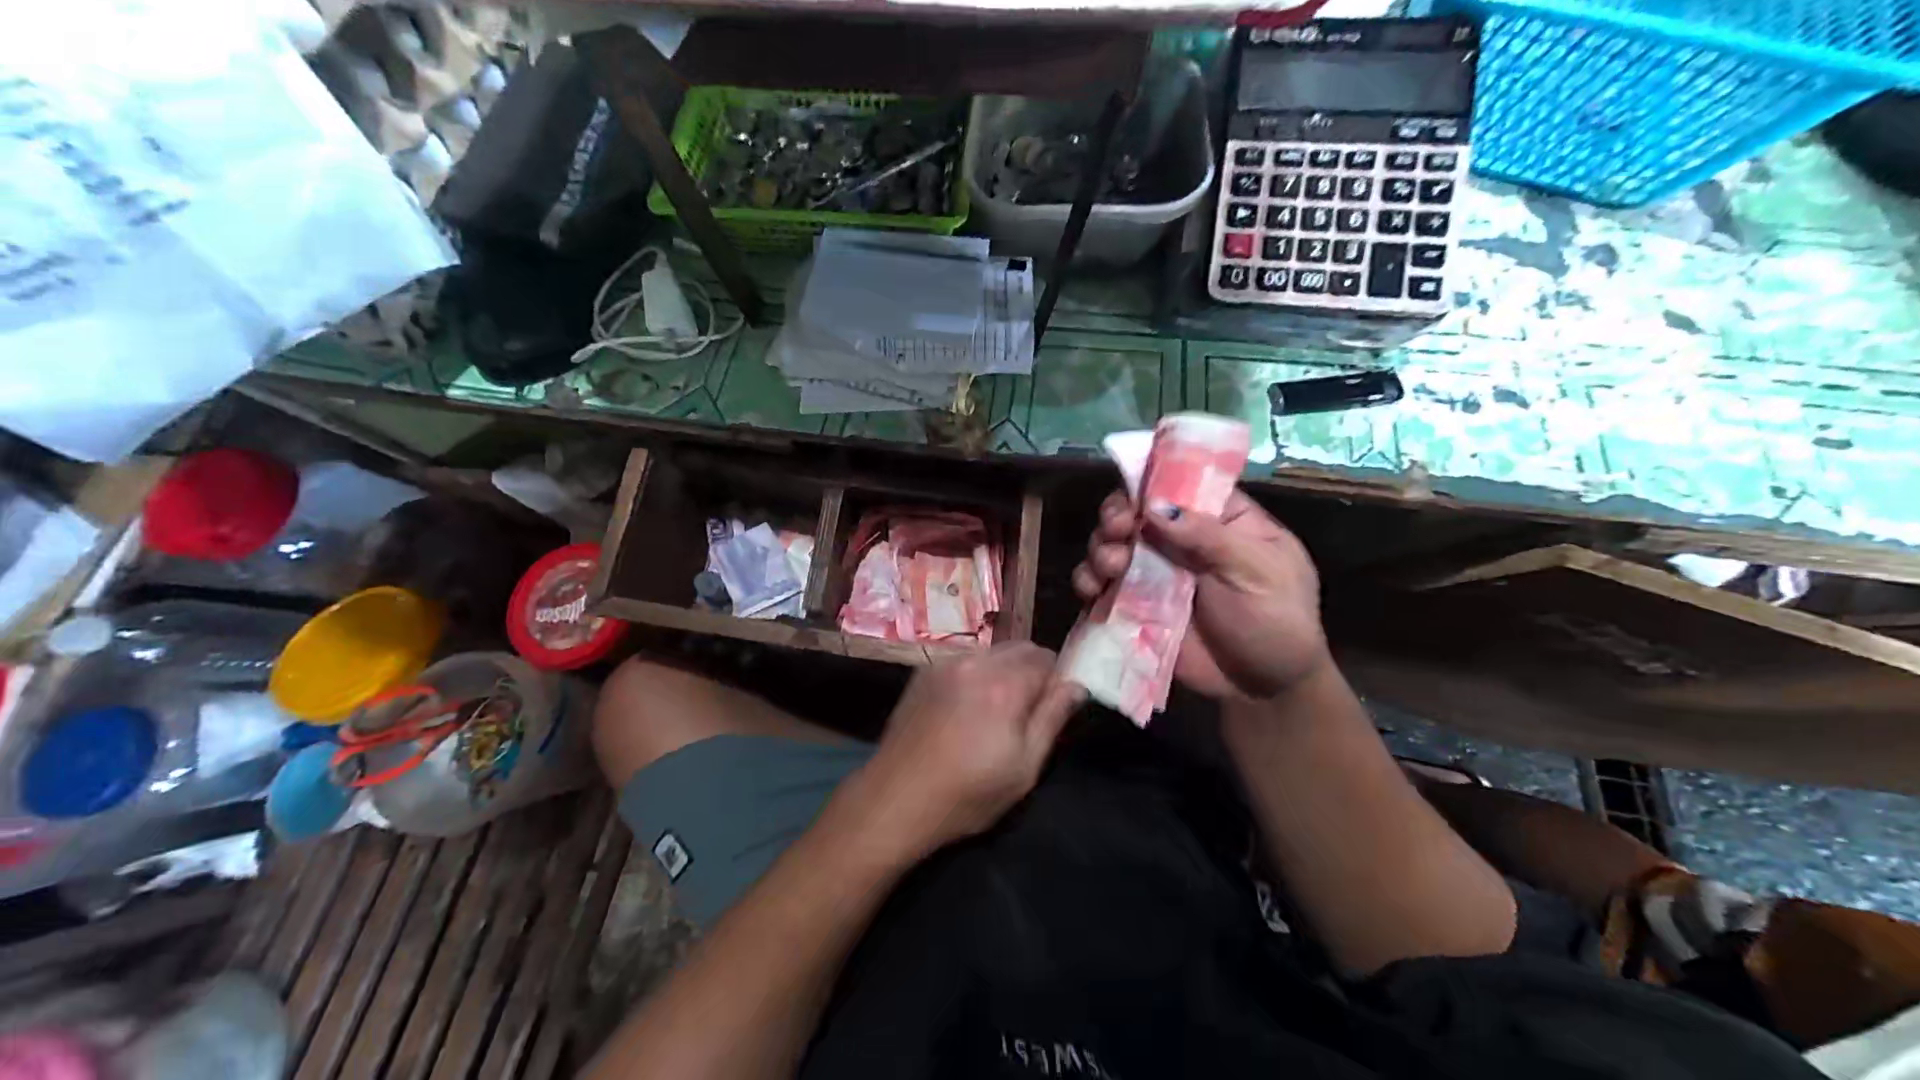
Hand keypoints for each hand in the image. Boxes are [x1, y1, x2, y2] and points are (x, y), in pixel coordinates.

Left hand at [849, 643, 1084, 857]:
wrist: (896, 798)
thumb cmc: (967, 794)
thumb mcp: (1024, 767)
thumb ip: (1053, 719)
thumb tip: (1076, 685)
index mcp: (1005, 685)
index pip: (1049, 659)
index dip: (1058, 681)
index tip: (1053, 708)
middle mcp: (976, 663)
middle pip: (1021, 648)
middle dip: (1033, 671)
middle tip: (1028, 712)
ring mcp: (945, 663)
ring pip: (992, 652)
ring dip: (1004, 671)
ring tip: (995, 712)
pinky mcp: (924, 672)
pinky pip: (965, 660)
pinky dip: (976, 674)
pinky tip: (966, 709)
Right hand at [1073, 489, 1327, 699]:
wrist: (1263, 691)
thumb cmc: (1277, 623)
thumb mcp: (1257, 572)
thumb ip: (1208, 536)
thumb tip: (1153, 505)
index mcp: (1220, 520)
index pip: (1180, 484)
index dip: (1151, 480)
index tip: (1132, 492)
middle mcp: (1181, 539)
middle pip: (1135, 510)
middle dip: (1117, 514)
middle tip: (1116, 530)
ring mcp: (1154, 572)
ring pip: (1112, 544)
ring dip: (1101, 547)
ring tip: (1110, 566)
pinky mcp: (1134, 605)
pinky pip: (1102, 585)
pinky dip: (1088, 581)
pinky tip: (1092, 589)